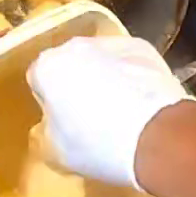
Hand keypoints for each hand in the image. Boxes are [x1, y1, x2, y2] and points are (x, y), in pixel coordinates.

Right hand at [26, 35, 189, 189]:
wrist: (157, 134)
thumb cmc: (99, 146)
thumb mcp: (56, 154)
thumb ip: (44, 133)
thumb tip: (49, 125)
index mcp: (48, 67)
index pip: (38, 79)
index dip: (48, 101)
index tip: (62, 121)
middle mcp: (75, 46)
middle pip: (68, 63)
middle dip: (74, 83)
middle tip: (89, 116)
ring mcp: (110, 42)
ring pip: (98, 59)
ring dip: (103, 76)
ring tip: (120, 110)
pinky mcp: (141, 45)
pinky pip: (126, 60)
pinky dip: (129, 74)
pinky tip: (141, 100)